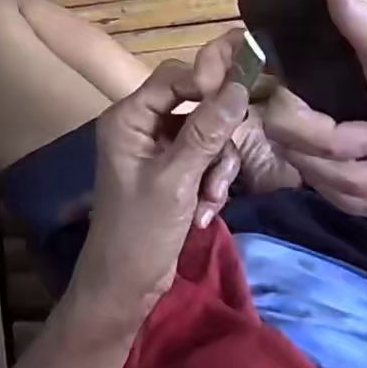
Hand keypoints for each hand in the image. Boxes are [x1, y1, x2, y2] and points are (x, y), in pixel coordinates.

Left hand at [67, 56, 250, 319]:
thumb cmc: (140, 232)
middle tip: (222, 162)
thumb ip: (207, 132)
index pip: (174, 78)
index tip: (240, 97)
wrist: (125, 290)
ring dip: (216, 165)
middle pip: (196, 102)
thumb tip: (239, 88)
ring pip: (208, 131)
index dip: (208, 82)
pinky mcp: (174, 168)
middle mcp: (143, 124)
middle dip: (215, 137)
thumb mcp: (177, 180)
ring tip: (210, 198)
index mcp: (129, 118)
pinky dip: (212, 179)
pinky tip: (206, 210)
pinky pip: (207, 155)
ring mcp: (159, 147)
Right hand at [177, 30, 366, 207]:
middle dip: (343, 150)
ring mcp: (315, 138)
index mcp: (312, 63)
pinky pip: (325, 193)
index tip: (203, 82)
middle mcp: (305, 97)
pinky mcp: (328, 173)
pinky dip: (362, 199)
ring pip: (308, 168)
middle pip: (286, 130)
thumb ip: (361, 23)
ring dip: (362, 180)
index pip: (249, 57)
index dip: (218, 64)